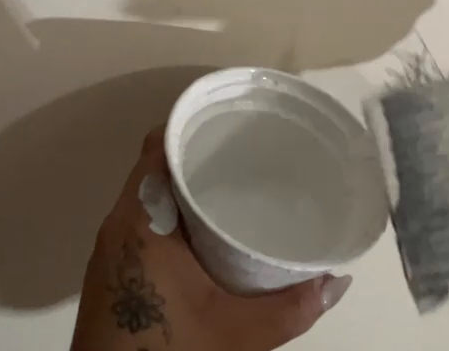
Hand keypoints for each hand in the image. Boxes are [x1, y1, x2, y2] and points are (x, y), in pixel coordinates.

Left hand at [68, 130, 351, 350]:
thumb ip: (288, 307)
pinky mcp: (112, 271)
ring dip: (184, 185)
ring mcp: (111, 249)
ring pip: (149, 193)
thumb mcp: (235, 334)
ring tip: (233, 184)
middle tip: (246, 152)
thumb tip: (337, 281)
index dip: (191, 123)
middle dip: (198, 153)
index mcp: (139, 219)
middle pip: (155, 165)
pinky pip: (144, 219)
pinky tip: (208, 230)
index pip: (157, 145)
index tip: (230, 120)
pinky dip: (174, 213)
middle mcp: (118, 224)